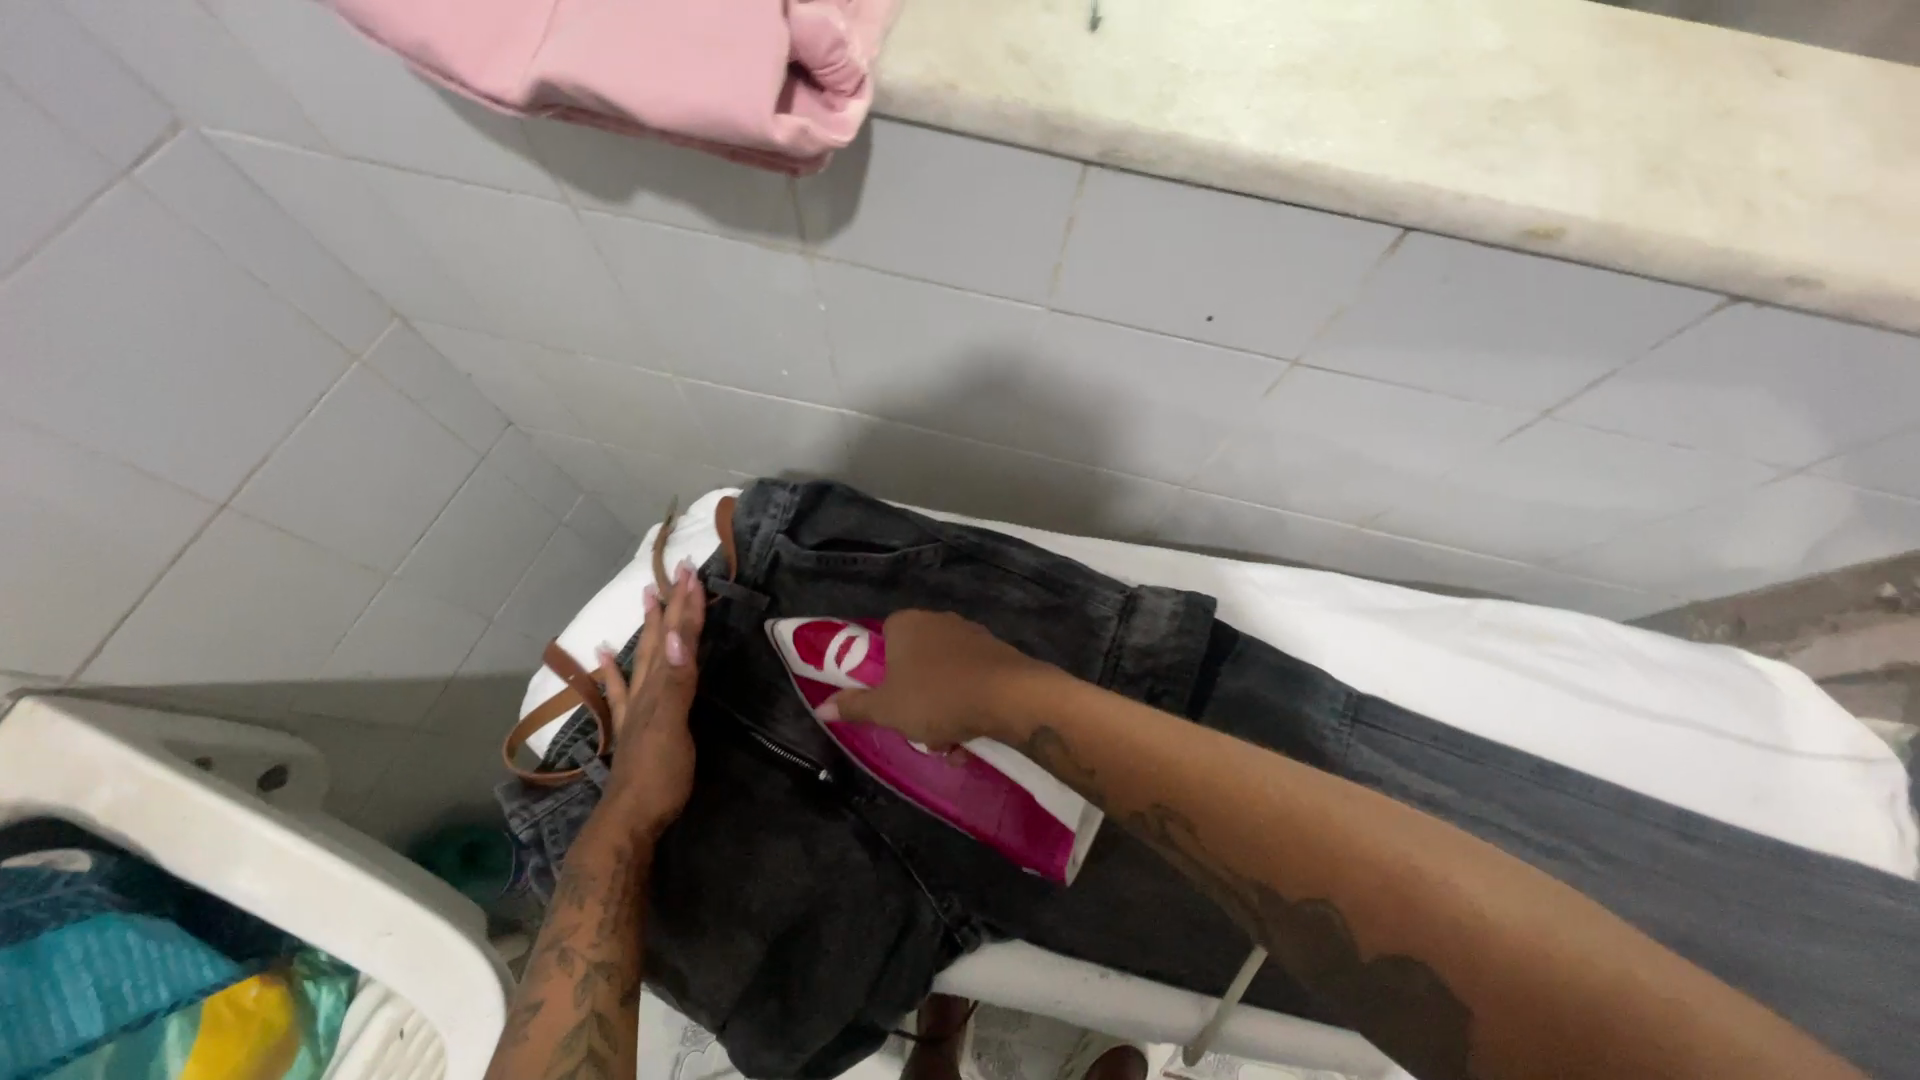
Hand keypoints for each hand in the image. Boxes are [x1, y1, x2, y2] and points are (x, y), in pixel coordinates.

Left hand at [597, 561, 704, 837]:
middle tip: (676, 573)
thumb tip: (679, 637)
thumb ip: (678, 682)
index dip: (686, 606)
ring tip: (646, 597)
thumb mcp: (673, 727)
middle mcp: (646, 692)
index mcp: (661, 688)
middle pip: (660, 642)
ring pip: (643, 659)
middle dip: (671, 606)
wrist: (629, 821)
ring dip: (648, 628)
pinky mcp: (633, 729)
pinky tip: (605, 653)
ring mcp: (636, 710)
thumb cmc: (659, 776)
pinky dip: (613, 668)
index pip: (677, 639)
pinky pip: (620, 690)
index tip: (692, 571)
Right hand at [819, 610, 1054, 747]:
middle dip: (915, 703)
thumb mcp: (887, 709)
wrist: (1011, 696)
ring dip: (942, 715)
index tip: (886, 703)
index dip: (881, 674)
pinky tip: (971, 738)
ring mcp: (972, 636)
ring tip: (949, 745)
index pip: (883, 641)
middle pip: (914, 665)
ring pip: (943, 679)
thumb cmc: (937, 697)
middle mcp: (938, 621)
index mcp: (906, 624)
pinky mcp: (998, 655)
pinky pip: (971, 683)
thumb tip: (821, 707)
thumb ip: (854, 706)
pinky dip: (967, 709)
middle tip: (918, 731)